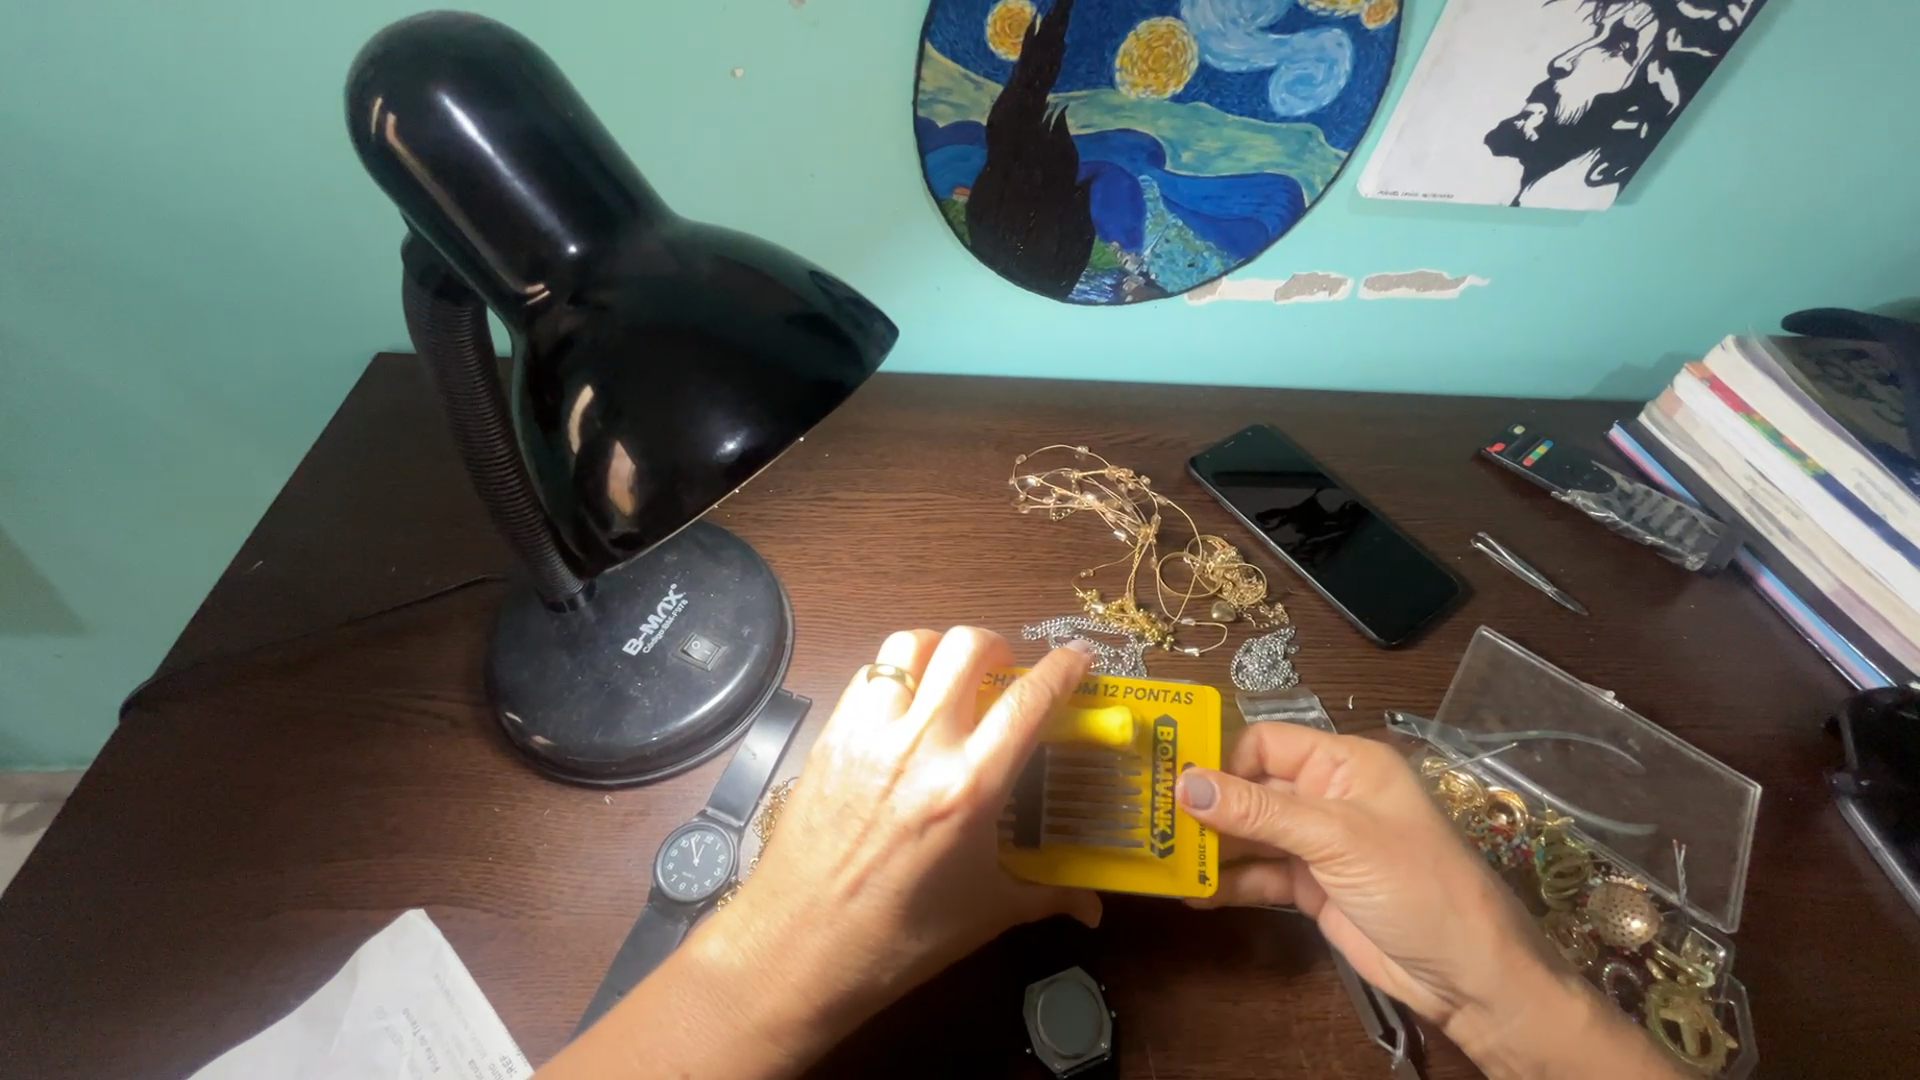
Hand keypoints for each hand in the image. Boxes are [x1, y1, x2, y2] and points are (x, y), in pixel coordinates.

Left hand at [725, 627, 1101, 1021]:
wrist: (796, 949)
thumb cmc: (900, 939)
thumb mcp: (985, 913)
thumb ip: (1047, 894)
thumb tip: (1093, 907)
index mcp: (968, 787)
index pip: (1028, 700)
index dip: (1063, 666)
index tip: (1079, 654)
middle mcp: (920, 743)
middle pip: (965, 646)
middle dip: (997, 644)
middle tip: (1003, 671)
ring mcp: (868, 732)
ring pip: (909, 643)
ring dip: (940, 648)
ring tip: (948, 677)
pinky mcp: (831, 734)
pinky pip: (868, 674)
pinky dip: (896, 673)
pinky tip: (902, 706)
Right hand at [1174, 722, 1683, 1078]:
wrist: (1475, 983)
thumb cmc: (1415, 885)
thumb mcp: (1334, 838)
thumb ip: (1256, 811)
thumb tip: (1182, 784)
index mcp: (1342, 764)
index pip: (1265, 743)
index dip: (1222, 760)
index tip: (1177, 783)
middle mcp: (1325, 795)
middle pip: (1250, 789)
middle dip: (1208, 807)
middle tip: (1157, 823)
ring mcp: (1317, 843)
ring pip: (1249, 833)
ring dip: (1212, 847)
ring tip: (1167, 860)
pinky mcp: (1310, 885)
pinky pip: (1259, 873)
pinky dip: (1229, 882)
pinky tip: (1195, 892)